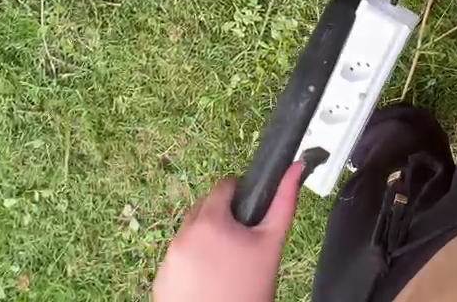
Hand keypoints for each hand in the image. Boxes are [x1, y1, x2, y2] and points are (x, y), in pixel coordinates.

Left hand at [153, 165, 302, 301]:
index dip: (239, 196)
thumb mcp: (272, 243)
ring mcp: (168, 260)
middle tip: (239, 244)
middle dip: (220, 218)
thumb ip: (284, 201)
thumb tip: (296, 166)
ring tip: (224, 265)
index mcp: (209, 221)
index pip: (223, 187)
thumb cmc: (251, 288)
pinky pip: (177, 259)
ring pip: (190, 234)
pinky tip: (207, 280)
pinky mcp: (160, 283)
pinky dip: (190, 263)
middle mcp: (182, 236)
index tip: (249, 216)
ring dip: (205, 240)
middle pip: (204, 209)